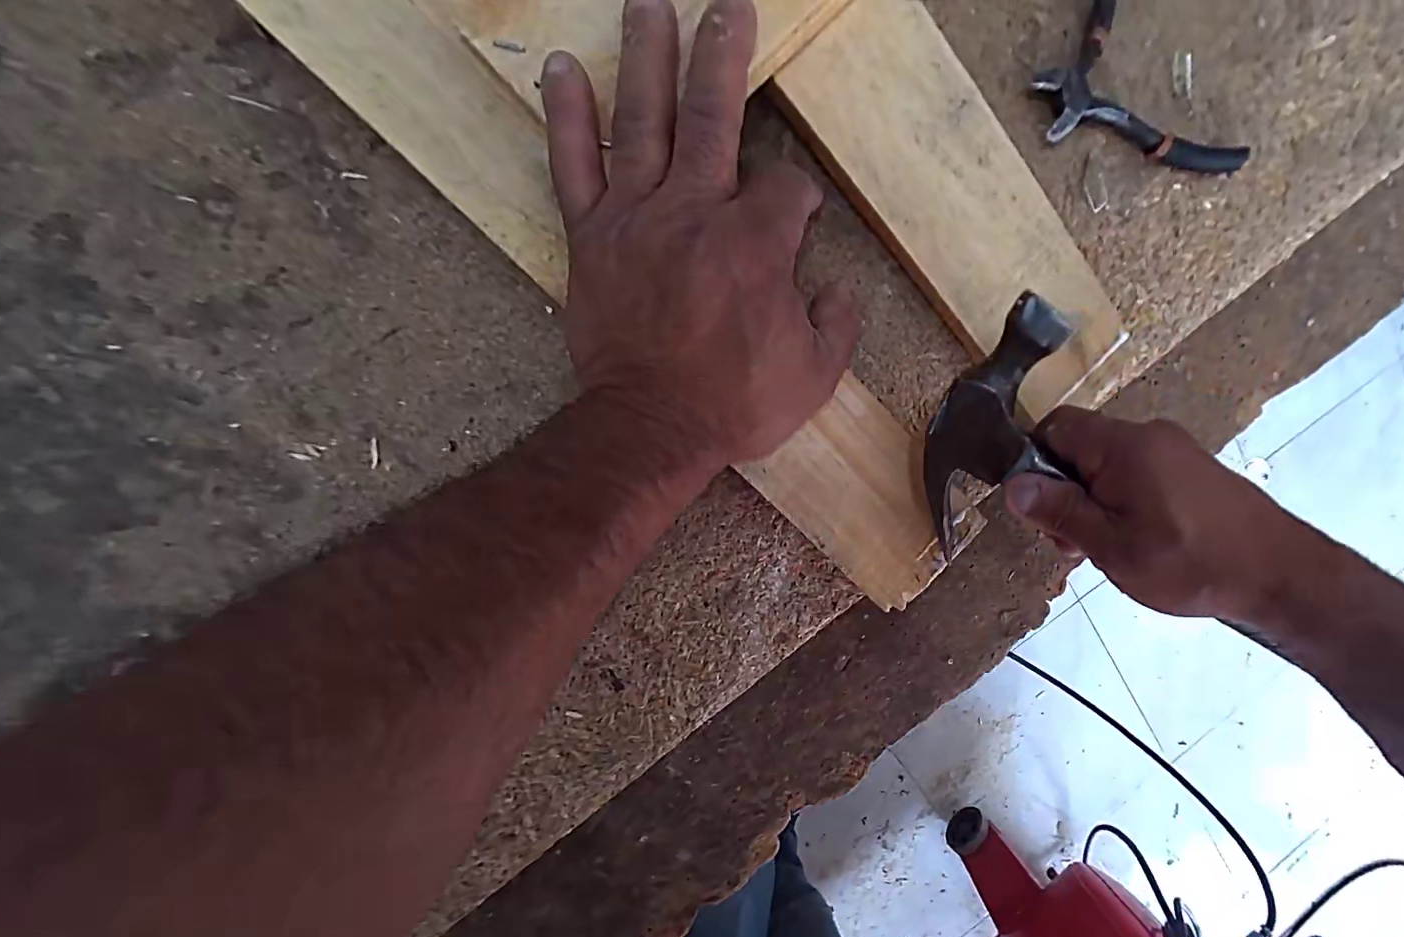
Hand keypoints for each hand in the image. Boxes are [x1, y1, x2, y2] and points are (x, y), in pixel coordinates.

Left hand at [539, 0, 860, 471]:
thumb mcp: (816, 375)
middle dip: (727, 56)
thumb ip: (836, 323)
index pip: (787, 189)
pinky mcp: (593, 239)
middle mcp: (697, 212)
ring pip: (643, 120)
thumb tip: (834, 289)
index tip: (800, 221)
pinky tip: (566, 69)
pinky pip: (575, 165)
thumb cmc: (738, 403)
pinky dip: (570, 116)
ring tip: (651, 3)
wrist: (655, 427)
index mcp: (758, 245)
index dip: (800, 198)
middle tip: (732, 7)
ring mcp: (638, 219)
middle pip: (714, 115)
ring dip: (648, 55)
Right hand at [1003, 407, 1322, 622]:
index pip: (1055, 427)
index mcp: (1124, 445)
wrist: (1280, 574)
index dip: (1033, 463)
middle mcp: (1148, 436)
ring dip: (1091, 504)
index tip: (1039, 510)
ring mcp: (1173, 451)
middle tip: (1071, 545)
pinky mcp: (1189, 471)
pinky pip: (1136, 476)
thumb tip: (1013, 485)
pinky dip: (1120, 504)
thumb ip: (1060, 511)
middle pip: (1080, 448)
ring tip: (1104, 551)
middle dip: (1063, 493)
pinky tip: (1133, 543)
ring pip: (1106, 467)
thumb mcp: (1111, 544)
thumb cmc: (1189, 562)